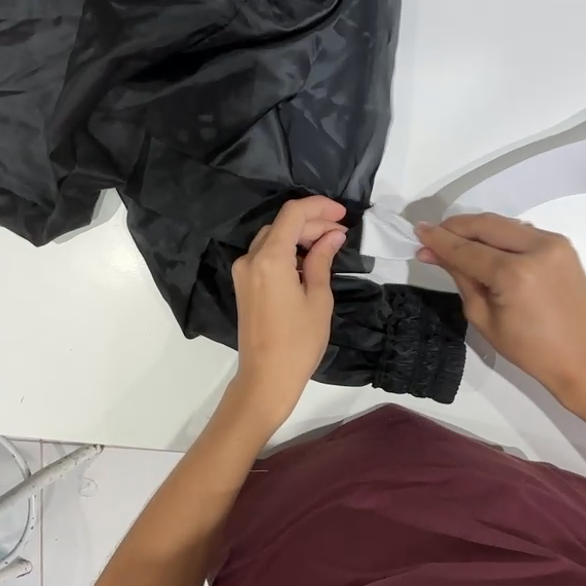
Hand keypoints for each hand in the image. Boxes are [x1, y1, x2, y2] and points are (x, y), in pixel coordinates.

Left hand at [225, 196, 348, 426]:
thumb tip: (332, 236)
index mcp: (270, 258)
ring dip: (299, 236)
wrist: (266, 378)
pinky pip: (265, 255)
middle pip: (282, 225)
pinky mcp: (244, 285)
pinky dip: (287, 251)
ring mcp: (243, 272)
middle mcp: (250, 259)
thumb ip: (322, 260)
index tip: (342, 214)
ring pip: (272, 238)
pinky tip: (309, 260)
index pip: (293, 214)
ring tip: (329, 245)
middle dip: (312, 223)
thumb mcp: (318, 298)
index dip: (319, 208)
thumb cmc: (298, 343)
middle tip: (341, 235)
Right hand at [416, 214, 585, 402]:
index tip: (418, 231)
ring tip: (454, 240)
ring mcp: (554, 243)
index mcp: (514, 274)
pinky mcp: (563, 246)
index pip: (466, 249)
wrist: (585, 358)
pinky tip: (484, 246)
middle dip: (456, 227)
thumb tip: (435, 254)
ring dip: (477, 228)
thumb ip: (461, 278)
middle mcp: (536, 248)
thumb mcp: (484, 318)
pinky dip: (499, 235)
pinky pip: (521, 232)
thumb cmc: (530, 350)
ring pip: (504, 224)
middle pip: (485, 225)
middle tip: (432, 234)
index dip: (439, 240)